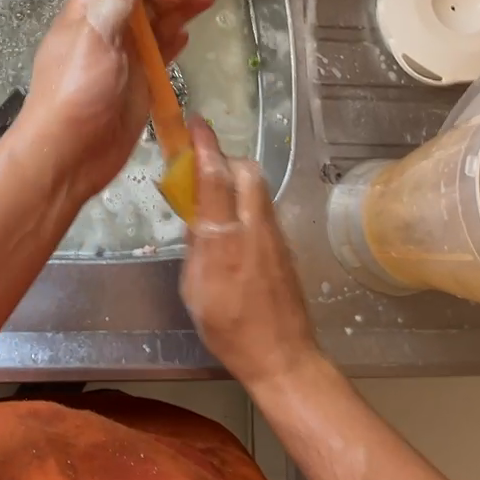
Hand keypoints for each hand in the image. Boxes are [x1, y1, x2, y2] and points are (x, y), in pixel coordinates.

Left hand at [13, 0, 214, 198]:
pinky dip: (176, 38)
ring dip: (181, 6)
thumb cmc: (75, 90)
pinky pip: (162, 52)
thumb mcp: (94, 36)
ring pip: (158, 21)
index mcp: (88, 11)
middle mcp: (108, 29)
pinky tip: (190, 28)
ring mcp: (126, 56)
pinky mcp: (141, 81)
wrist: (70, 154)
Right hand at [178, 117, 322, 388]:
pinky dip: (246, 200)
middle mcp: (253, 228)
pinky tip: (233, 223)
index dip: (205, 146)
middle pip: (246, 171)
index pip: (214, 178)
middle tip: (204, 167)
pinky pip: (263, 208)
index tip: (196, 123)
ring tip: (216, 193)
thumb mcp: (194, 288)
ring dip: (237, 178)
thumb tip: (196, 216)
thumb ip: (196, 245)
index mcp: (223, 239)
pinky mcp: (285, 245)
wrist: (282, 356)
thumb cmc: (227, 328)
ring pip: (258, 187)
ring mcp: (274, 235)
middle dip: (225, 158)